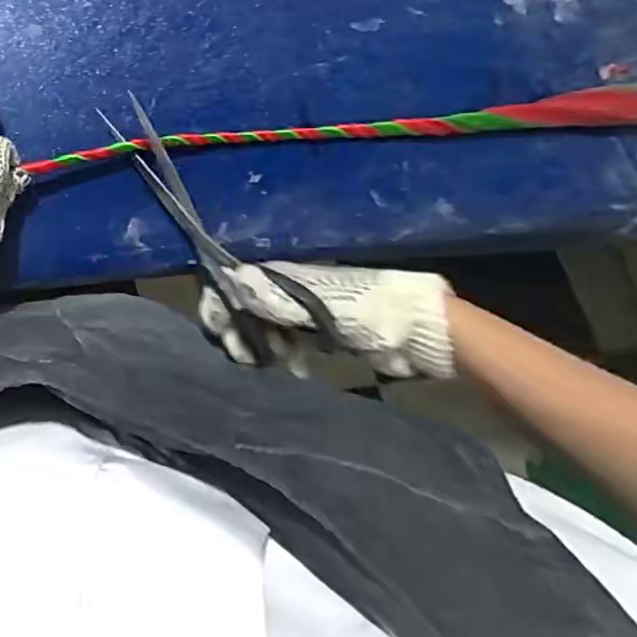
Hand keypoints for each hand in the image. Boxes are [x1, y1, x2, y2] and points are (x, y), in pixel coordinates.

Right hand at [199, 261, 455, 378]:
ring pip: (262, 324)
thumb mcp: (310, 299)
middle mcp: (281, 284)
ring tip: (271, 363)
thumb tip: (225, 280)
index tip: (219, 332)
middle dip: (239, 330)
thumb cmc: (362, 309)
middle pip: (243, 304)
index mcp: (278, 270)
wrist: (417, 333)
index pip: (231, 281)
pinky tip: (293, 366)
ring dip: (260, 345)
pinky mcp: (316, 329)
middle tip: (242, 356)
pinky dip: (283, 353)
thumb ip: (265, 293)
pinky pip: (285, 340)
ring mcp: (299, 307)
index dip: (218, 305)